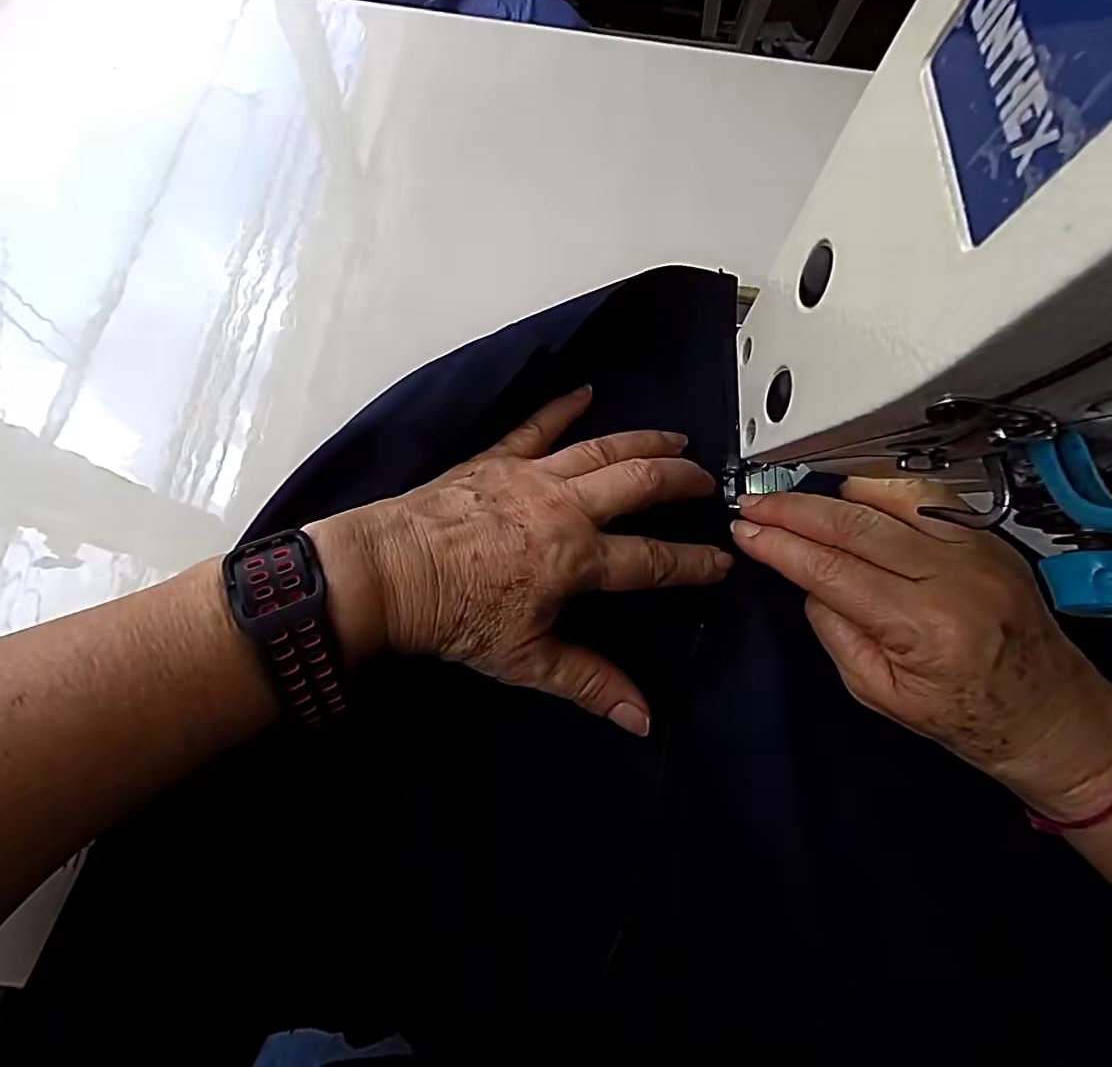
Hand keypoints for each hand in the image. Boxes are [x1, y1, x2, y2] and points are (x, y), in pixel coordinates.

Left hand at [306, 387, 730, 735]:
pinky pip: (536, 427)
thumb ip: (589, 683)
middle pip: (639, 484)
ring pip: (601, 449)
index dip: (694, 563)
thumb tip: (642, 719)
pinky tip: (584, 392)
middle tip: (704, 483)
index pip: (653, 560)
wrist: (390, 572)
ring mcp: (529, 477)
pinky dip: (562, 408)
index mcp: (576, 558)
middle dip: (681, 482)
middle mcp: (563, 508)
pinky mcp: (495, 461)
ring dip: (643, 441)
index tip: (721, 561)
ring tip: (674, 439)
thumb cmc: (452, 615)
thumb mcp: (525, 658)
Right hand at [729, 477, 1111, 818]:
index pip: (829, 567)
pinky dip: (873, 491)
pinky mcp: (988, 540)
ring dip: (829, 494)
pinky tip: (842, 499)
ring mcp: (979, 553)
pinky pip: (922, 497)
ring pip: (888, 496)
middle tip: (752, 505)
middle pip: (853, 523)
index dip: (778, 545)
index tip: (744, 532)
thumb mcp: (874, 689)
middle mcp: (958, 579)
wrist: (1055, 717)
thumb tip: (806, 580)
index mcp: (925, 626)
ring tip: (789, 500)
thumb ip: (834, 629)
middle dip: (790, 510)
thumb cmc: (966, 715)